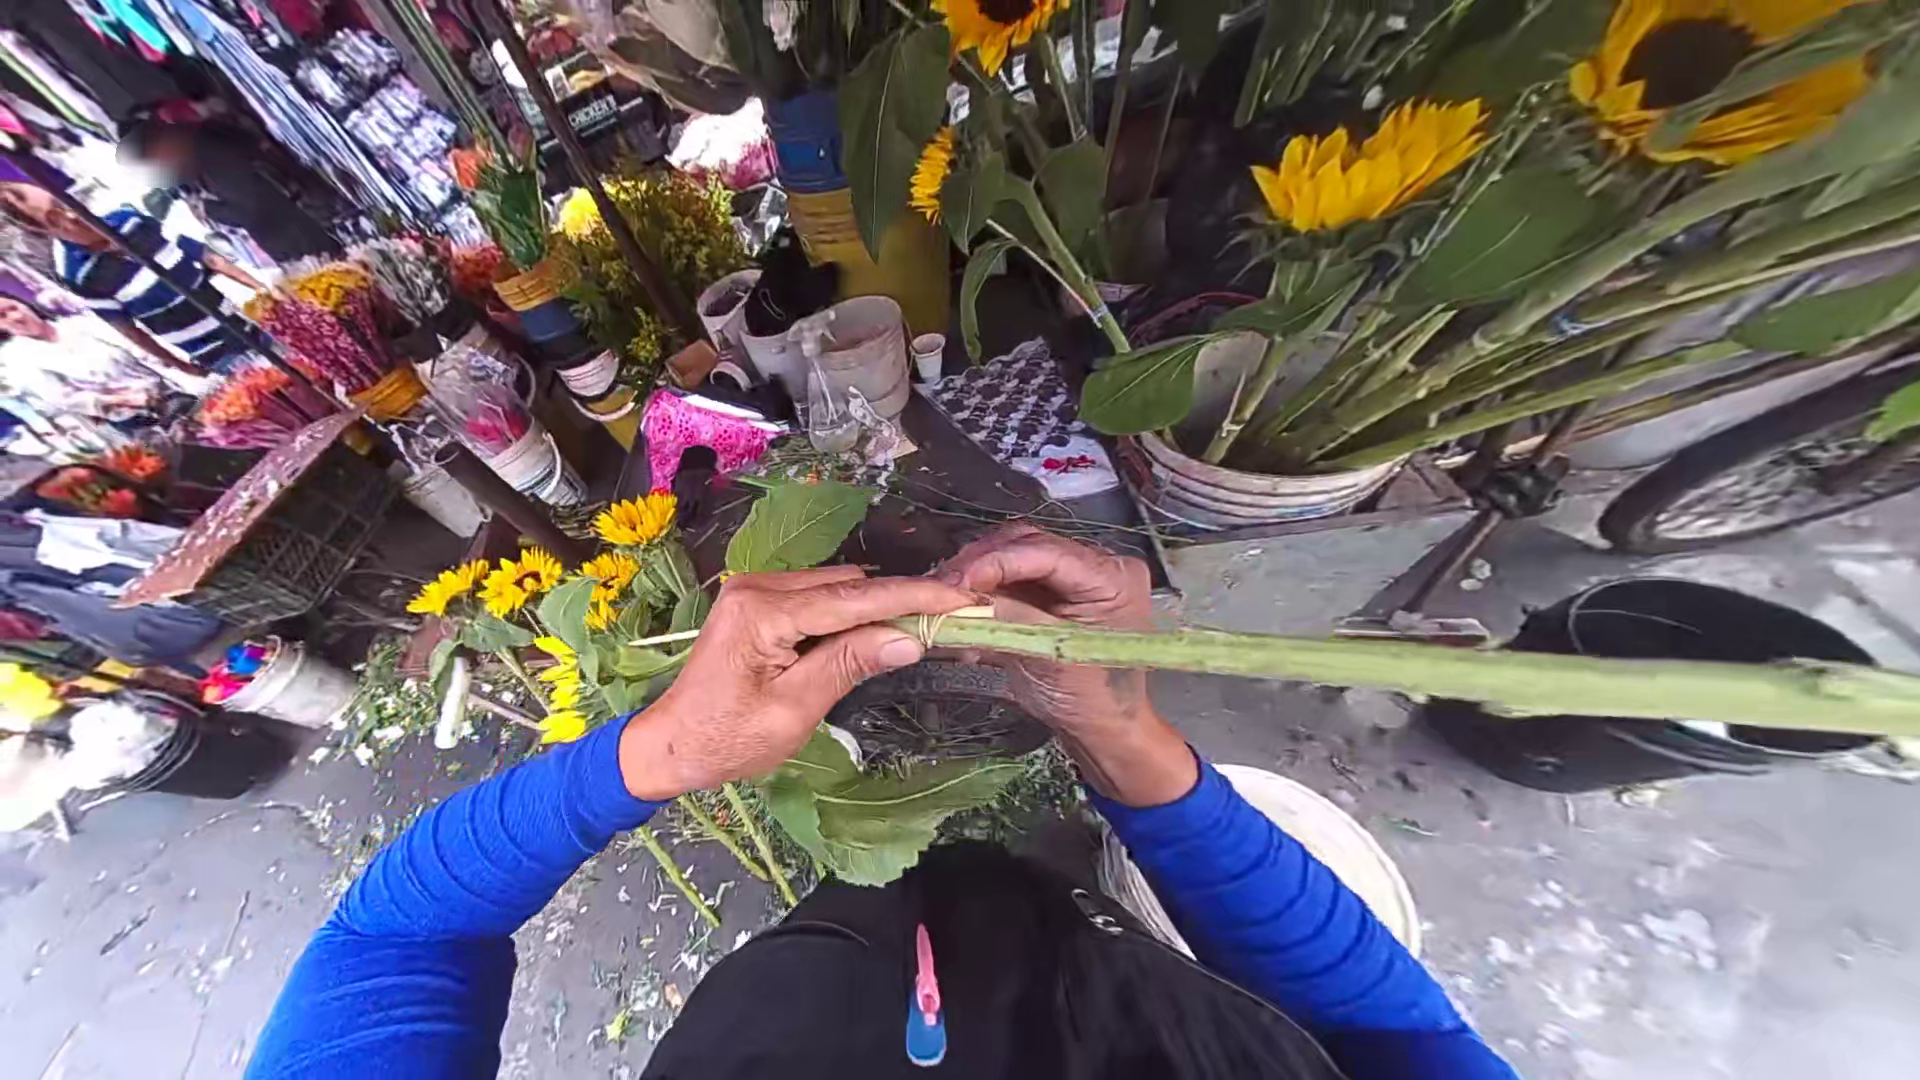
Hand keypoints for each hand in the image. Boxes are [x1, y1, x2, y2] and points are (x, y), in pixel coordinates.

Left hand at [617, 567, 978, 800]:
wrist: (668, 745)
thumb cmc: (726, 740)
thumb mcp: (794, 711)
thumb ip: (850, 664)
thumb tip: (910, 638)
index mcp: (763, 612)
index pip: (855, 598)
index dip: (913, 597)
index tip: (960, 597)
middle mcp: (759, 585)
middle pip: (848, 585)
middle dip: (898, 602)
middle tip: (942, 624)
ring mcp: (756, 587)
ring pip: (837, 586)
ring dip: (873, 608)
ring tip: (908, 634)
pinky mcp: (759, 598)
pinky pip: (818, 595)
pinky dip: (848, 613)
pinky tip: (864, 636)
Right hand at [940, 524, 1196, 805]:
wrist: (1101, 728)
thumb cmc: (1090, 699)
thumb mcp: (1051, 659)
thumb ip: (1011, 618)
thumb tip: (960, 596)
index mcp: (1111, 577)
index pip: (1047, 552)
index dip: (998, 562)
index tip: (956, 580)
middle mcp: (1093, 564)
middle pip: (1027, 544)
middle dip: (981, 562)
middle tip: (941, 585)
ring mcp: (1069, 574)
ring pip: (1011, 553)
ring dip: (975, 572)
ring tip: (942, 593)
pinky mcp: (1047, 588)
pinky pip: (1008, 576)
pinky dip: (980, 588)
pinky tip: (958, 607)